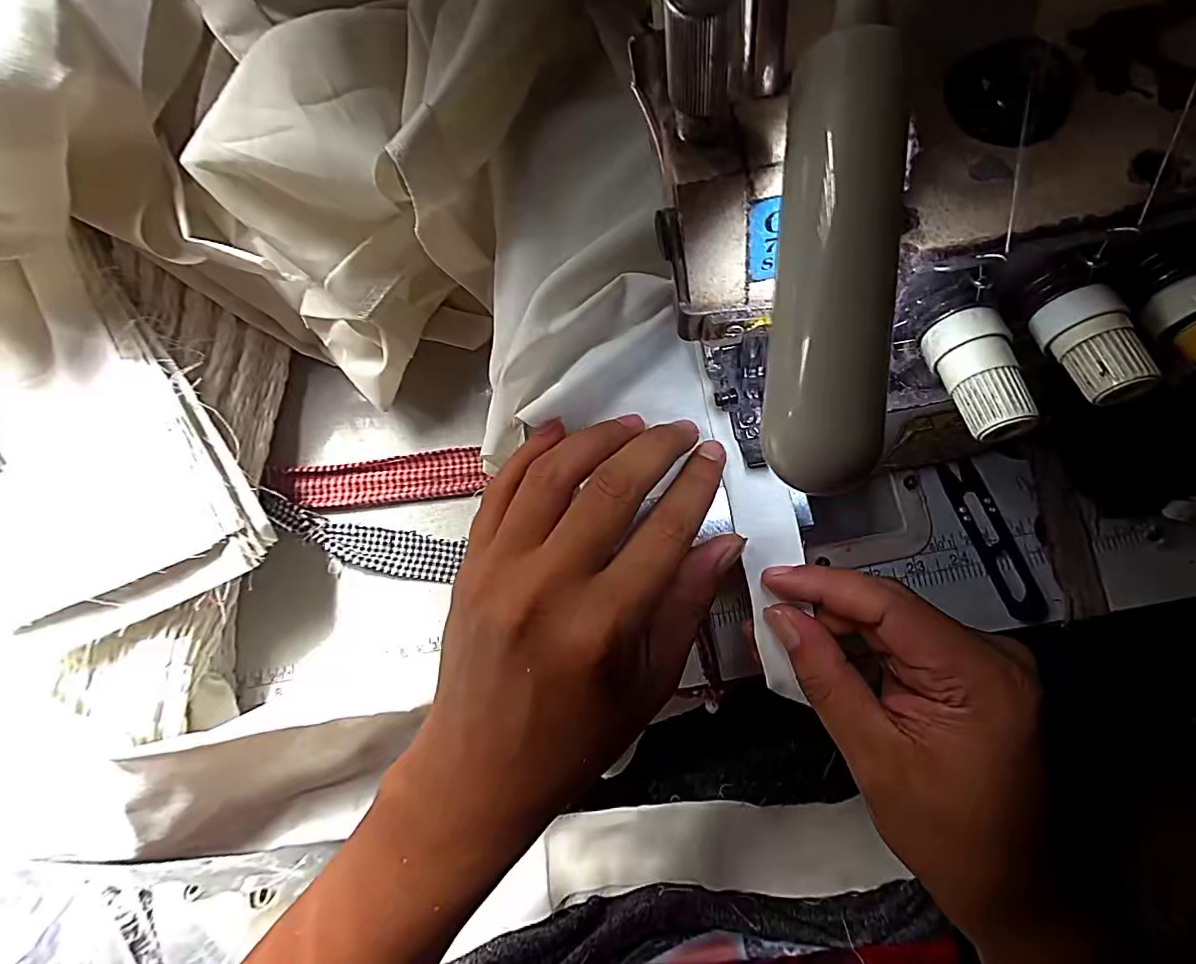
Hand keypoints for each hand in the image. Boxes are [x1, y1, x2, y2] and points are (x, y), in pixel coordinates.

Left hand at [395, 415, 740, 840]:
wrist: (476, 772)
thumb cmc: (574, 740)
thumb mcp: (648, 684)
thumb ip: (686, 605)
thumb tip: (725, 543)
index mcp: (601, 625)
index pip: (663, 532)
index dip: (695, 486)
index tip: (712, 457)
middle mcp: (548, 585)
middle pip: (610, 490)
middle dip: (655, 449)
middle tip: (681, 431)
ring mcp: (500, 568)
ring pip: (554, 475)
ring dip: (597, 439)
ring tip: (632, 424)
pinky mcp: (471, 563)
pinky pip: (502, 490)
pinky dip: (532, 453)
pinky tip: (561, 431)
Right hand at [761, 566, 1089, 959]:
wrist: (1006, 885)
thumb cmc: (950, 837)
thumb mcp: (874, 757)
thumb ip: (826, 678)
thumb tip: (784, 621)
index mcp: (977, 673)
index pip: (888, 603)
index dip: (823, 584)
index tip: (774, 579)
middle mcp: (990, 654)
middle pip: (889, 610)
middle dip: (824, 612)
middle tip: (769, 618)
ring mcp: (984, 661)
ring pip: (892, 625)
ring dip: (838, 631)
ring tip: (786, 639)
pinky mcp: (971, 672)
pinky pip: (906, 645)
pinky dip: (862, 650)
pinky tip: (824, 655)